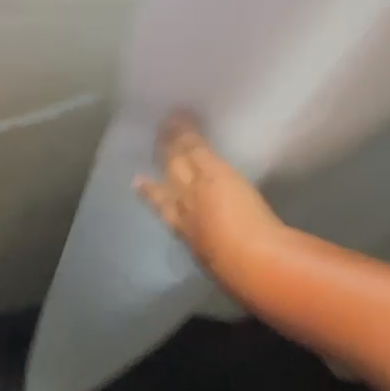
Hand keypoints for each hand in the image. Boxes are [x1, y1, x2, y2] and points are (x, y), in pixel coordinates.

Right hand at [133, 113, 283, 281]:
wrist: (250, 262)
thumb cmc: (239, 273)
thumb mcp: (219, 265)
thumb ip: (215, 253)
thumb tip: (217, 257)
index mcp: (186, 232)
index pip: (165, 209)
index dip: (151, 194)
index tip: (138, 181)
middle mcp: (184, 209)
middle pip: (169, 178)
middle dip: (161, 160)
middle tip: (152, 139)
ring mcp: (196, 188)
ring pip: (178, 160)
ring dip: (171, 141)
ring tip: (165, 122)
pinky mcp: (212, 172)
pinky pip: (195, 148)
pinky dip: (187, 132)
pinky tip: (181, 117)